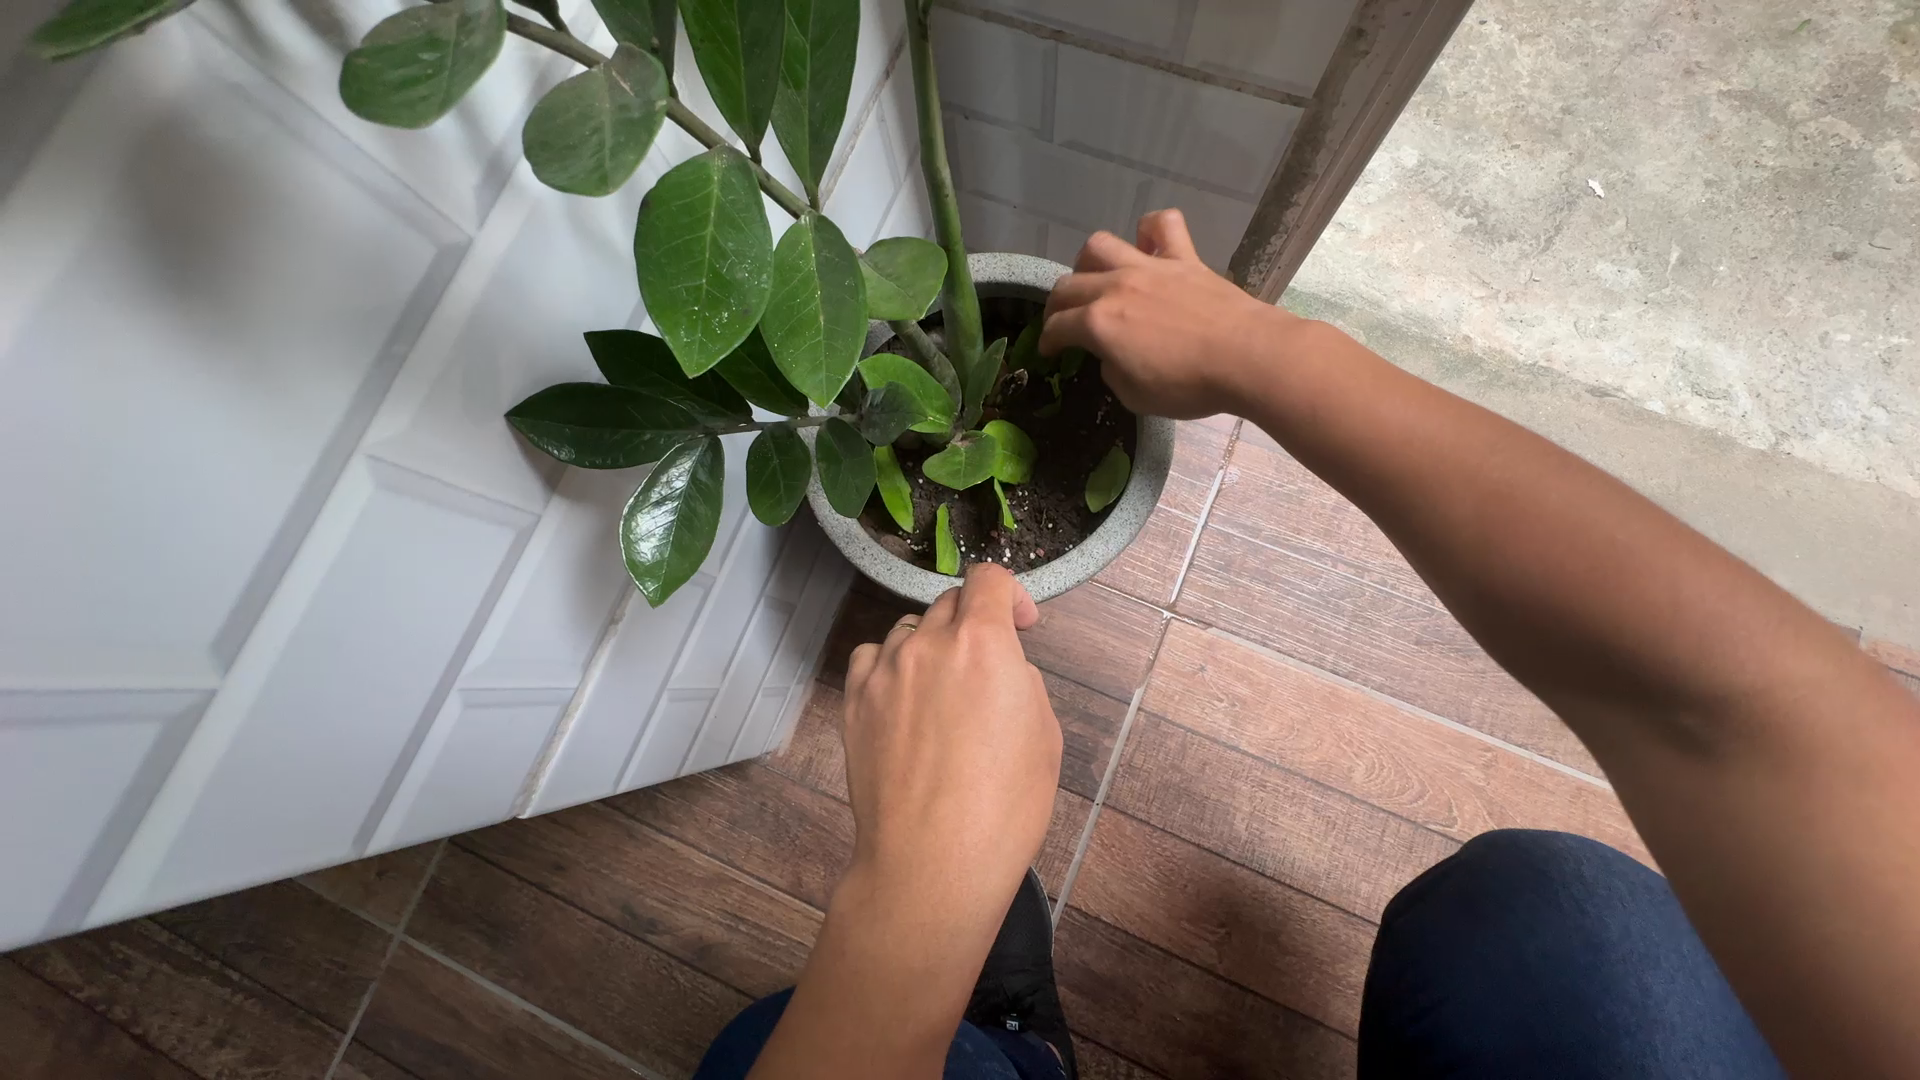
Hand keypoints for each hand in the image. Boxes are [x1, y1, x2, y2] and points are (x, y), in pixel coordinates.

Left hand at [840, 563, 1057, 923]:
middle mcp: (928, 643)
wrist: (933, 862)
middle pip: (949, 603)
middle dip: (975, 623)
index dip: (1010, 593)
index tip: (1021, 624)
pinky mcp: (854, 700)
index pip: (989, 579)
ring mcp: (884, 670)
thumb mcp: (1043, 734)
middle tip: (987, 667)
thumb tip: (999, 667)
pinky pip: (872, 657)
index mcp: (983, 643)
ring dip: (932, 646)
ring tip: (942, 692)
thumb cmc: (1005, 807)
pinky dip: (890, 666)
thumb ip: (1020, 679)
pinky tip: (902, 700)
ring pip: (910, 630)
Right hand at [1041, 208, 1304, 419]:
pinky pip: (1161, 225)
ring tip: (1095, 278)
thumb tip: (1113, 354)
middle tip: (1064, 321)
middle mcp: (1115, 287)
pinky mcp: (1184, 257)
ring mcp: (1149, 267)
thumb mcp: (1134, 396)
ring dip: (1087, 262)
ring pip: (1100, 245)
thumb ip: (1113, 370)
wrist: (1245, 358)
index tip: (1051, 351)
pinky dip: (1149, 230)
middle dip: (1057, 306)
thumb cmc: (1187, 386)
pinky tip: (1147, 246)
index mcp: (1098, 325)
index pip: (1057, 327)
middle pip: (1068, 285)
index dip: (1048, 341)